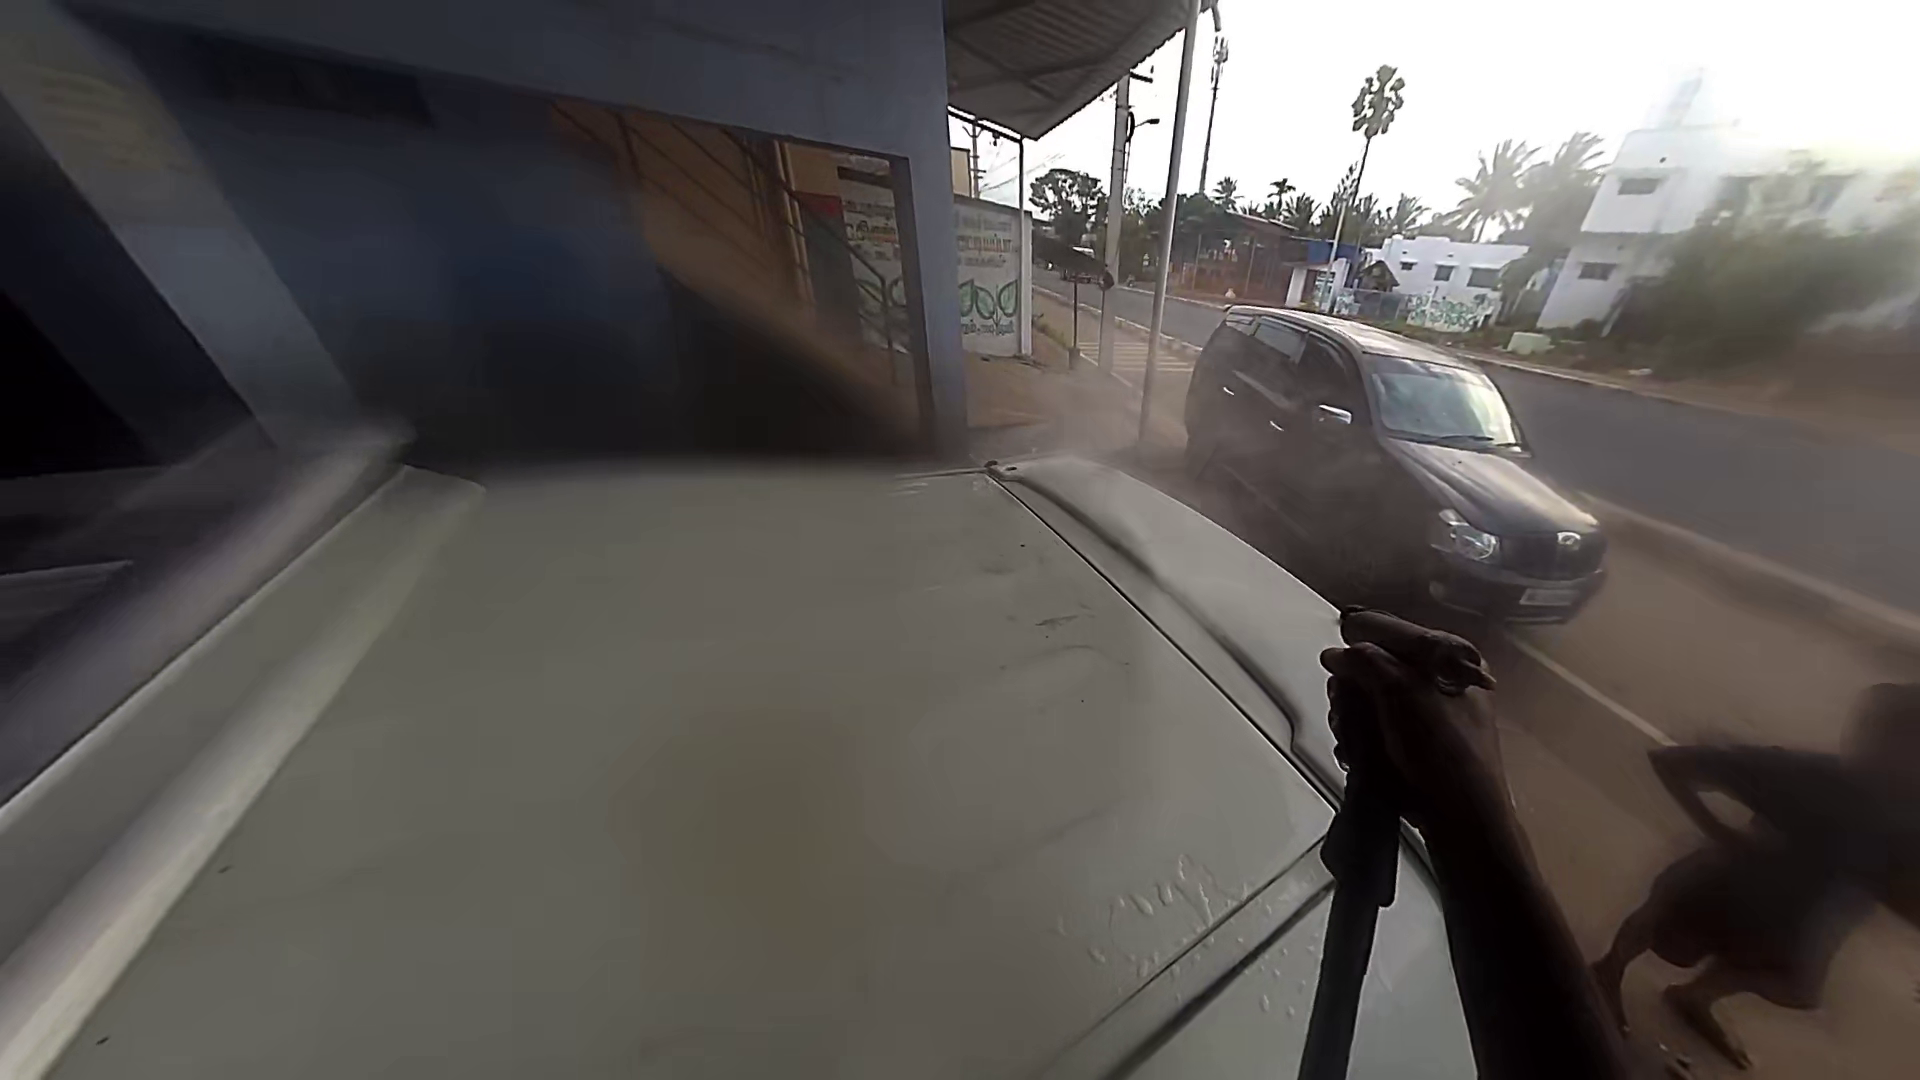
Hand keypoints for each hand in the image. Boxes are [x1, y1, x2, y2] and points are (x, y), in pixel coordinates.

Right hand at [1320, 617, 1508, 837]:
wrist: (1457, 818)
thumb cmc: (1441, 751)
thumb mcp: (1403, 693)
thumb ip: (1365, 662)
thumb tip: (1333, 656)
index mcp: (1449, 658)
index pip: (1386, 628)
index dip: (1359, 643)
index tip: (1344, 666)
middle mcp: (1434, 678)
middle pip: (1367, 663)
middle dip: (1350, 688)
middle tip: (1350, 709)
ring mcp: (1417, 708)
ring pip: (1359, 694)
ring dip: (1348, 715)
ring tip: (1355, 737)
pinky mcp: (1403, 735)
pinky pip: (1363, 720)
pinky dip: (1354, 733)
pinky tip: (1358, 749)